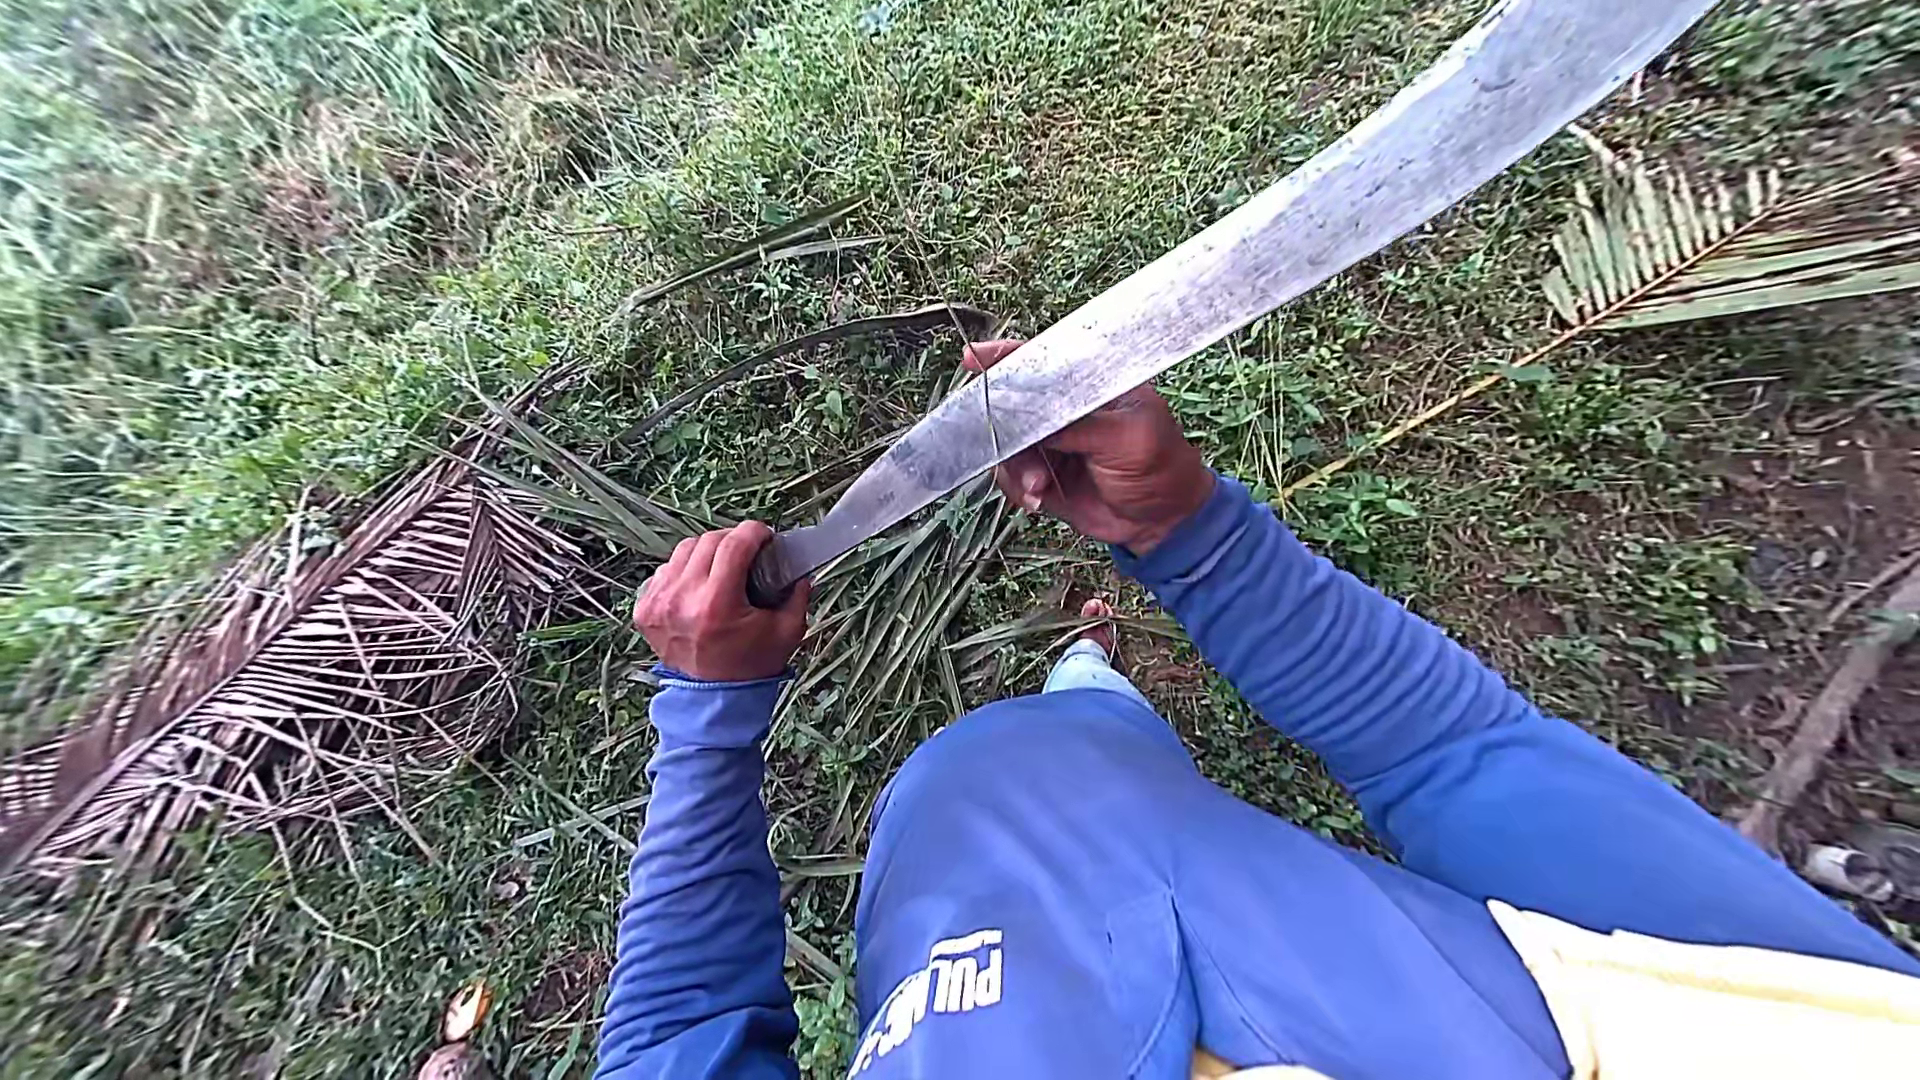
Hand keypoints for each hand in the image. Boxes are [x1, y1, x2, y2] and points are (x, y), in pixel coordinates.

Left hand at [635, 522, 811, 680]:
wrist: (714, 698)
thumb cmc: (753, 664)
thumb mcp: (788, 631)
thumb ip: (798, 596)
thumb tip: (800, 570)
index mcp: (717, 603)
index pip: (735, 544)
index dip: (755, 532)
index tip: (767, 536)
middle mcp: (682, 597)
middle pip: (709, 540)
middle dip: (734, 538)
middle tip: (750, 549)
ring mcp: (658, 602)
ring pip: (684, 550)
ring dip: (709, 550)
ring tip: (724, 563)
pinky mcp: (644, 609)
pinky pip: (665, 570)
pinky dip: (685, 569)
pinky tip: (701, 582)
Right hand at [964, 340, 1213, 553]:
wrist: (1161, 523)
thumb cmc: (1159, 468)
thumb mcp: (1125, 437)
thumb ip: (1077, 425)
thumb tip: (1030, 418)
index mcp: (1089, 385)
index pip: (1042, 362)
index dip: (1006, 359)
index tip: (973, 360)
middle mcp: (1063, 411)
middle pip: (1011, 406)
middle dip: (1006, 430)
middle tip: (1011, 448)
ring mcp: (1050, 444)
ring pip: (1005, 446)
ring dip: (1016, 468)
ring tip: (1040, 486)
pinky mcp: (1042, 476)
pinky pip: (1011, 477)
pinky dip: (1018, 489)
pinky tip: (1038, 498)